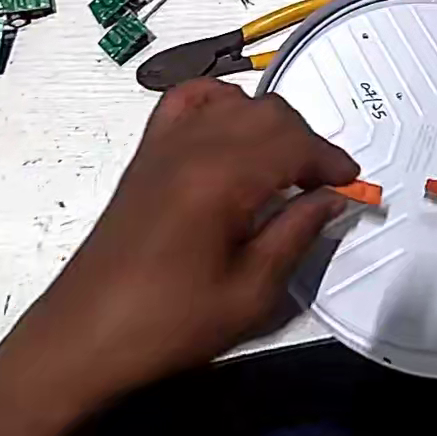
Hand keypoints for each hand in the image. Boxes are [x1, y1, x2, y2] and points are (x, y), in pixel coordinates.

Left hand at [0, 79, 357, 407]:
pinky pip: (187, 99)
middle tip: (320, 184)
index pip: (294, 144)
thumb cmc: (169, 323)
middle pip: (270, 114)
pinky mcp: (148, 151)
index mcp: (222, 179)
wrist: (85, 336)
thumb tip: (332, 198)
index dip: (331, 160)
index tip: (351, 184)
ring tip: (283, 163)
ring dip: (271, 124)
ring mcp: (166, 143)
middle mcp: (194, 145)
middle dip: (307, 142)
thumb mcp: (251, 293)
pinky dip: (219, 101)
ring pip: (235, 102)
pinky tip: (232, 127)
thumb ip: (297, 233)